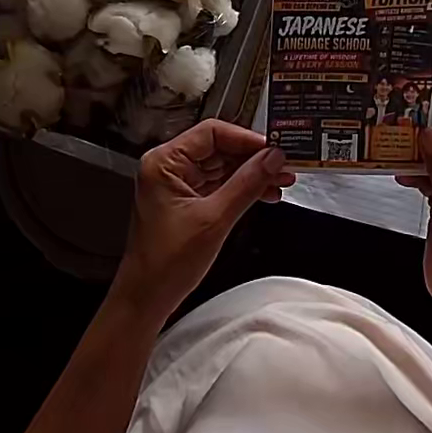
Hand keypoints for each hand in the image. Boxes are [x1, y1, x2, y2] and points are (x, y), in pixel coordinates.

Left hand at [112, 119, 293, 320]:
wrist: (147, 299)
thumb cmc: (165, 264)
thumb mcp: (214, 219)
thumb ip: (246, 184)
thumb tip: (272, 158)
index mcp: (164, 162)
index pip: (212, 133)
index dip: (246, 139)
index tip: (273, 148)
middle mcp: (169, 167)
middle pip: (220, 147)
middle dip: (254, 157)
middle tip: (284, 164)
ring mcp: (178, 183)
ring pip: (223, 166)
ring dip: (252, 173)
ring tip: (281, 179)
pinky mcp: (187, 199)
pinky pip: (220, 183)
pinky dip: (243, 187)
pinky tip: (265, 192)